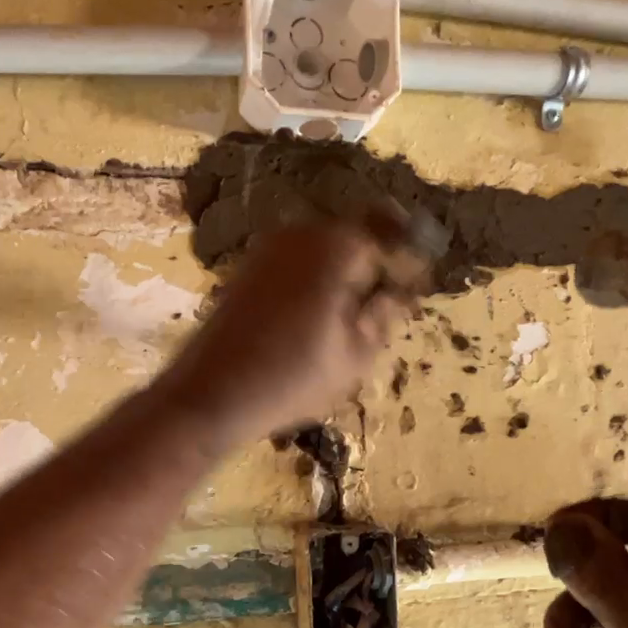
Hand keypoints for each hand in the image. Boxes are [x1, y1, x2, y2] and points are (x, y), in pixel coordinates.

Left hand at [157, 221, 410, 441]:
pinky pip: (297, 263)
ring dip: (344, 275)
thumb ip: (386, 314)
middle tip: (387, 305)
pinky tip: (315, 320)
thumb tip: (402, 291)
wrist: (210, 394)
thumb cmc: (291, 378)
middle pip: (357, 237)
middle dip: (376, 266)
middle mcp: (303, 232)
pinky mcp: (247, 268)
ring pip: (325, 250)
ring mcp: (269, 247)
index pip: (394, 238)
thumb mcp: (356, 355)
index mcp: (338, 245)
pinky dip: (315, 281)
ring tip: (352, 319)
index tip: (417, 291)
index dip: (411, 264)